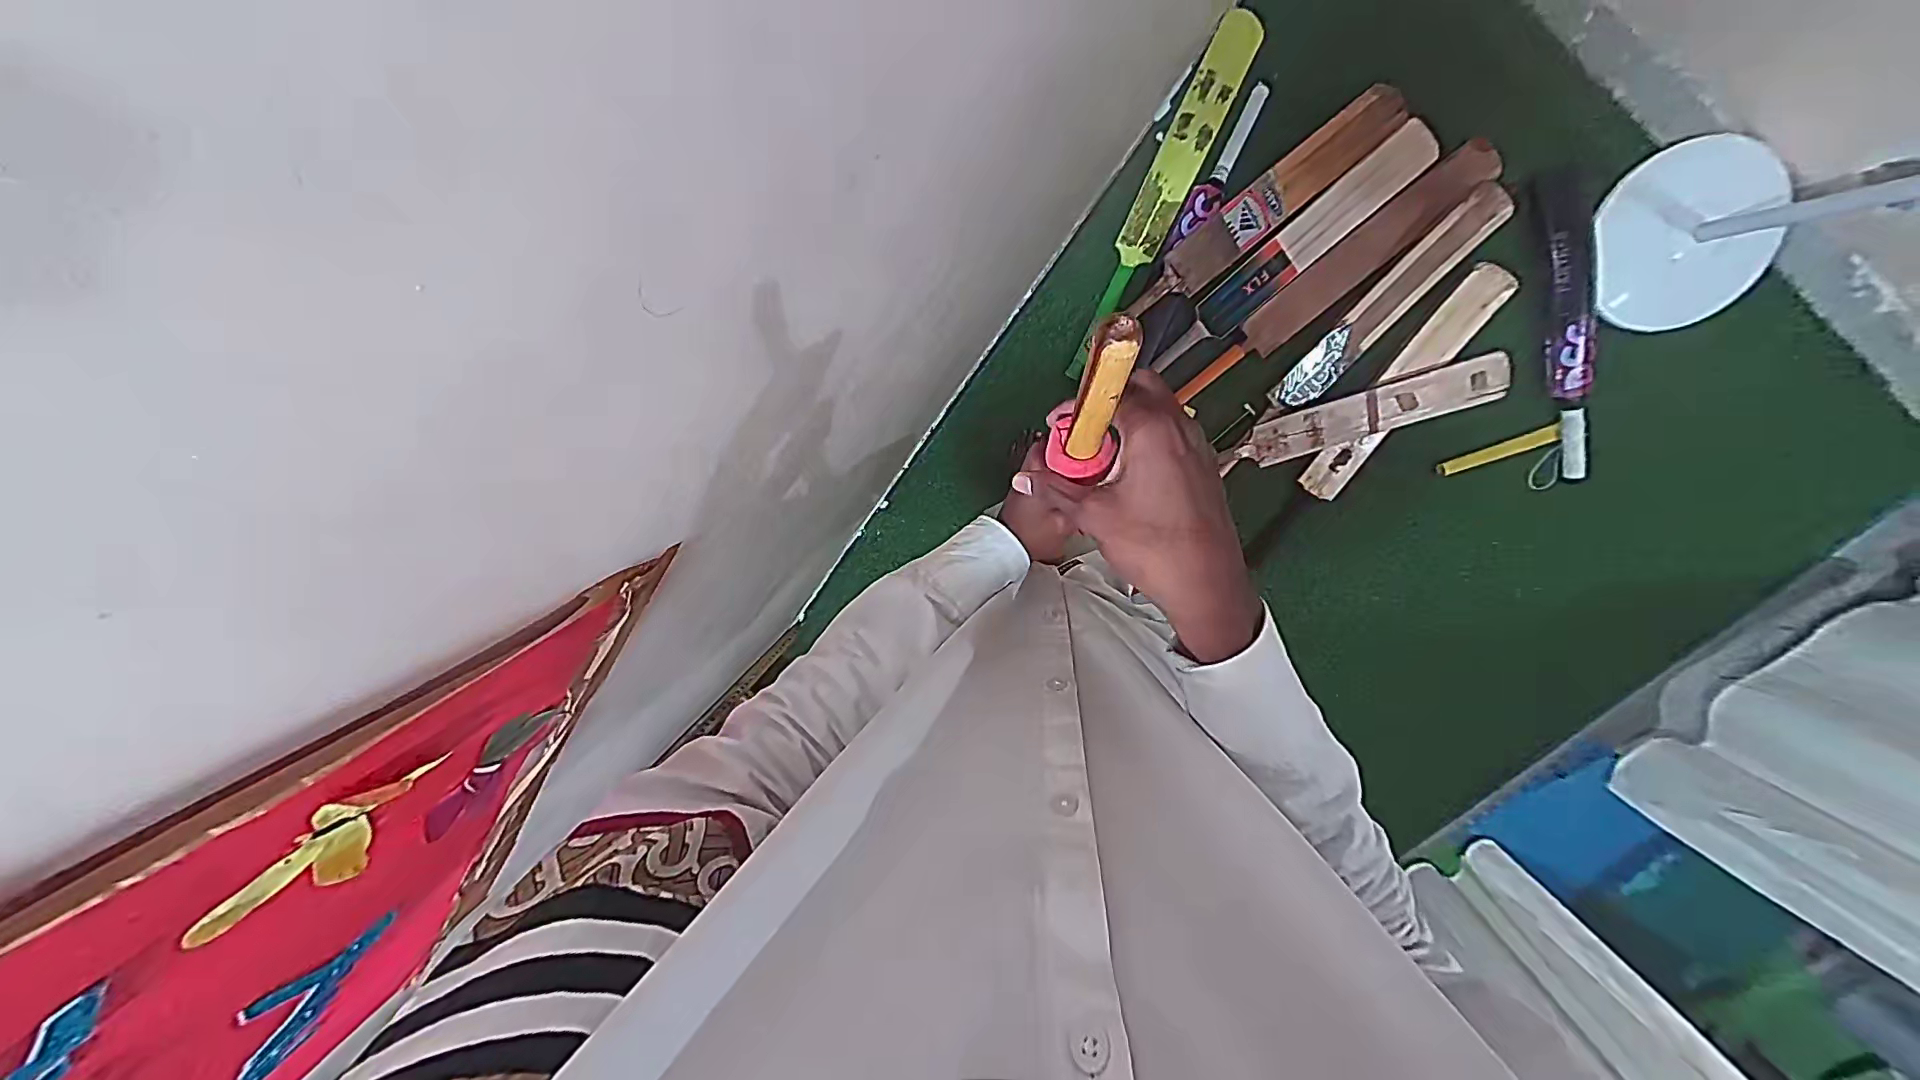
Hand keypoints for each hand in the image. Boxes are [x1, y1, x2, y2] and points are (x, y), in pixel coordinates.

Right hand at [1014, 371, 1260, 661]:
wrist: (1205, 582)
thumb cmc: (1165, 551)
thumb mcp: (1095, 515)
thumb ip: (1056, 490)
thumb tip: (1031, 480)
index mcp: (1154, 430)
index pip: (1111, 391)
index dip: (1079, 403)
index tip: (1062, 421)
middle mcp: (1180, 430)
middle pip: (1140, 387)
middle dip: (1106, 401)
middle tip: (1082, 429)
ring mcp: (1195, 447)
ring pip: (1158, 410)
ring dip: (1127, 421)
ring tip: (1100, 456)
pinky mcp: (1200, 466)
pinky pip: (1170, 436)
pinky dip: (1145, 441)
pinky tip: (1125, 475)